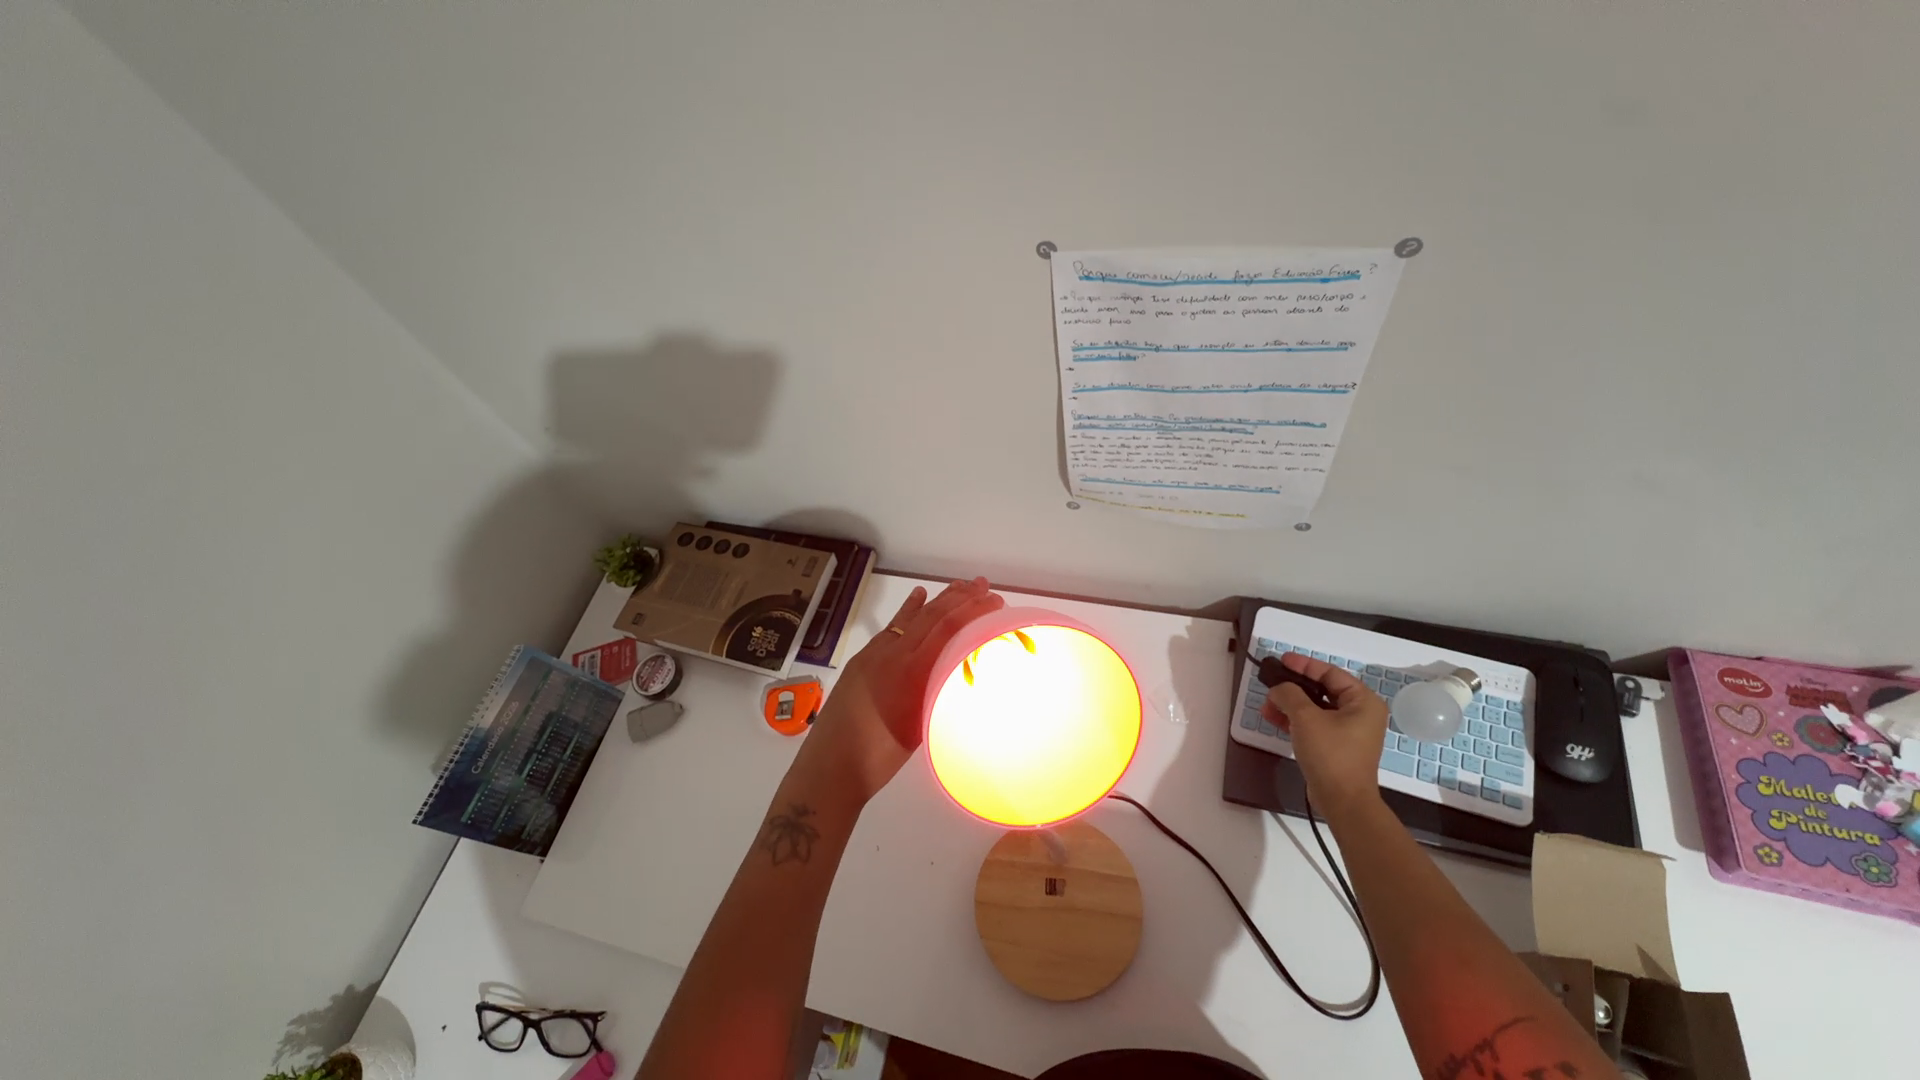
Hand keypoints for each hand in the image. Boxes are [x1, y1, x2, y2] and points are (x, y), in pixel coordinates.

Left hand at [797, 578, 1004, 807]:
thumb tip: (958, 675)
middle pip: (931, 616)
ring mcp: (873, 654)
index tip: (994, 601)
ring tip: (959, 586)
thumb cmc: (880, 759)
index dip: (972, 611)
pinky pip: (892, 628)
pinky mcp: (862, 661)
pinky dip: (909, 611)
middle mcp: (892, 654)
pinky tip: (917, 598)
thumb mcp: (921, 726)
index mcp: (910, 671)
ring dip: (937, 600)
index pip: (947, 628)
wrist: (830, 767)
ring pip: (911, 618)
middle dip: (960, 598)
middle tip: (983, 585)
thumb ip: (938, 694)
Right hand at [1261, 651, 1390, 818]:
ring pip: (1315, 708)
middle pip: (1322, 690)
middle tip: (1270, 683)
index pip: (1330, 673)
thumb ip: (1289, 694)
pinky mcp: (1337, 746)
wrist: (1342, 800)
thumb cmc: (1330, 753)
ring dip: (1290, 705)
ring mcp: (1349, 731)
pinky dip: (1295, 720)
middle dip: (1293, 688)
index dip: (1304, 665)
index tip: (1281, 660)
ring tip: (1267, 705)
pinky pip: (1315, 724)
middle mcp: (1360, 713)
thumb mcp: (1306, 718)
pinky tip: (1273, 719)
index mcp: (1363, 701)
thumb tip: (1278, 689)